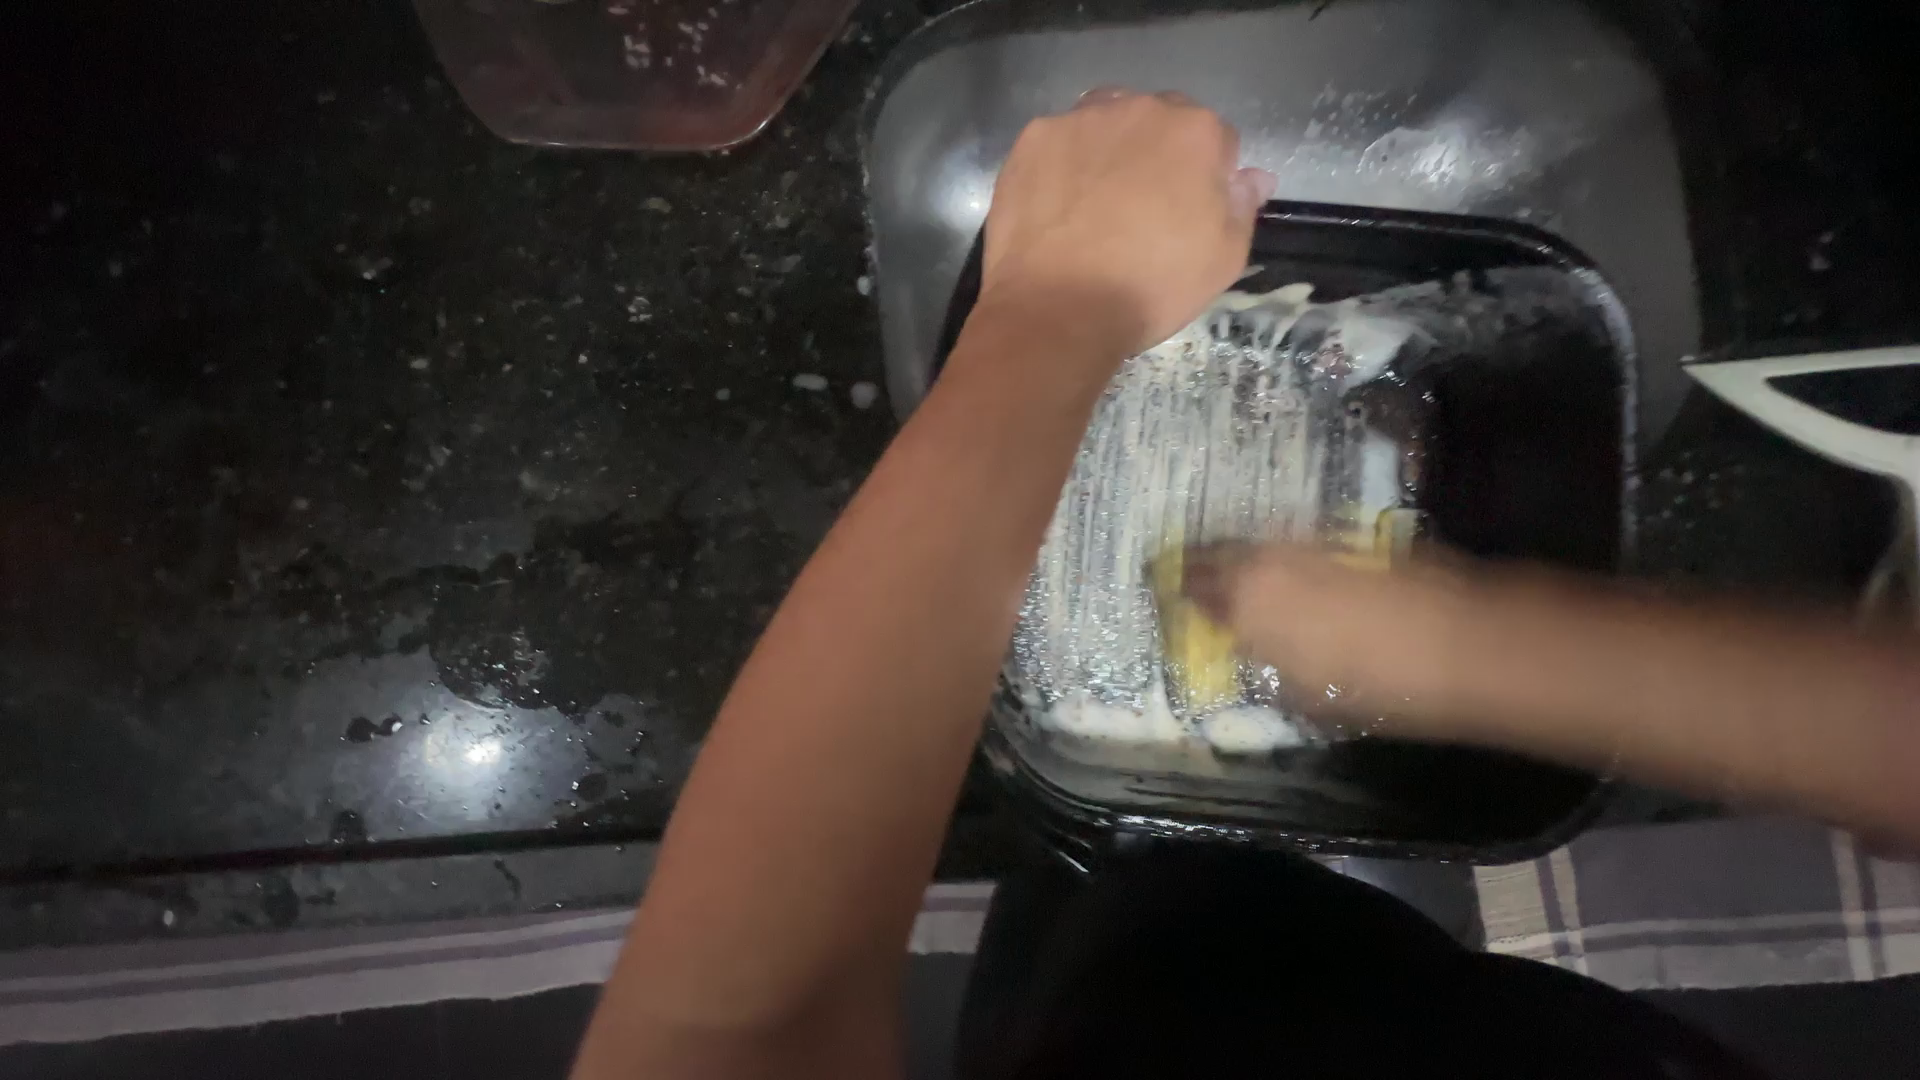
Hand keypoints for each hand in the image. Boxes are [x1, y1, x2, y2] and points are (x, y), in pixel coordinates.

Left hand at [980, 88, 1275, 358]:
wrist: (1058, 312)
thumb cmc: (1148, 291)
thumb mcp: (1220, 262)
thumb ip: (1241, 209)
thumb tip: (1253, 177)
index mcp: (1196, 133)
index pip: (1214, 143)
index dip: (1204, 182)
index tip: (1184, 218)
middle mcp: (1139, 109)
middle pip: (1157, 125)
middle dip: (1154, 159)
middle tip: (1136, 215)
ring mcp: (1079, 122)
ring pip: (1104, 126)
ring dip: (1106, 154)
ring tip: (1092, 209)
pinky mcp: (1031, 143)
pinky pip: (1056, 146)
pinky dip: (1059, 170)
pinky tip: (1054, 211)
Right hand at [1180, 542, 1467, 725]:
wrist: (1463, 643)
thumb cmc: (1377, 685)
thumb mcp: (1308, 696)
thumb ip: (1269, 666)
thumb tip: (1253, 652)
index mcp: (1248, 606)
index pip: (1194, 590)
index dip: (1176, 589)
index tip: (1162, 588)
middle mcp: (1269, 566)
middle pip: (1218, 553)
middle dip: (1196, 559)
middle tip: (1180, 565)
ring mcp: (1308, 547)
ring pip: (1255, 542)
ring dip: (1234, 551)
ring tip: (1225, 562)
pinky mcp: (1344, 541)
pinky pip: (1293, 542)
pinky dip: (1277, 551)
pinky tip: (1282, 563)